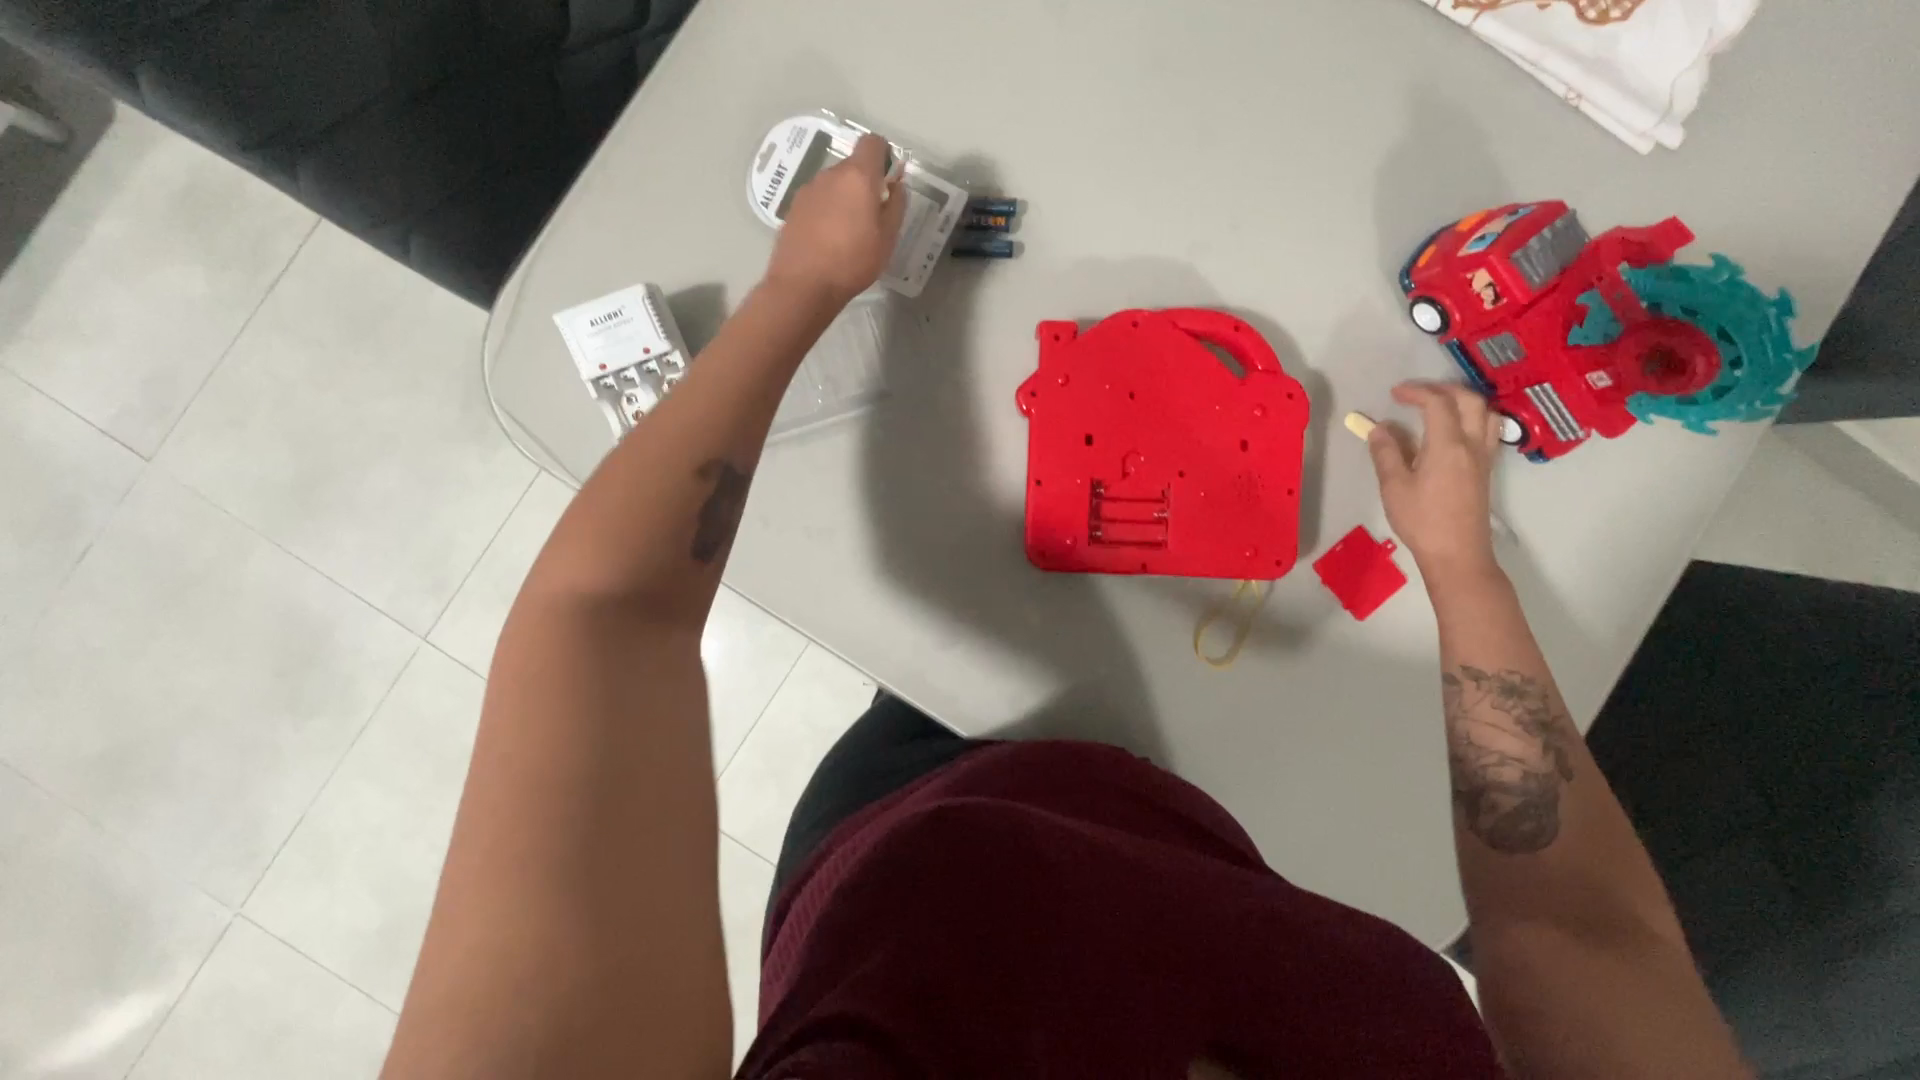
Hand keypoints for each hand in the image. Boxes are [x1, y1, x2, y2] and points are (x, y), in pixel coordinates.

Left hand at [765, 134, 907, 305]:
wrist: (803, 284)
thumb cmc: (853, 261)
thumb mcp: (887, 238)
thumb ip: (896, 206)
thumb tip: (896, 185)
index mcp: (858, 177)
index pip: (872, 142)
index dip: (883, 154)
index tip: (887, 178)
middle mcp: (830, 174)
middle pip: (852, 166)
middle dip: (865, 183)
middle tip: (872, 216)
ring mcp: (808, 190)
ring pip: (834, 184)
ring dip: (844, 198)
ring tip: (848, 232)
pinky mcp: (794, 208)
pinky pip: (818, 200)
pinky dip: (827, 211)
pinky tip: (828, 239)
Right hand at [1366, 381, 1503, 580]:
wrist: (1457, 553)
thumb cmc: (1421, 521)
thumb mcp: (1394, 487)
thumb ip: (1386, 453)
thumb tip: (1380, 428)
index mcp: (1447, 445)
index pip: (1437, 403)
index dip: (1416, 392)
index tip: (1394, 394)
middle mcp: (1471, 444)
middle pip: (1468, 400)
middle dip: (1442, 389)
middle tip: (1417, 394)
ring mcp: (1483, 456)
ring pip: (1485, 412)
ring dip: (1464, 400)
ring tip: (1440, 406)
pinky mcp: (1486, 469)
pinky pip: (1488, 429)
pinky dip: (1473, 417)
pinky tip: (1455, 429)